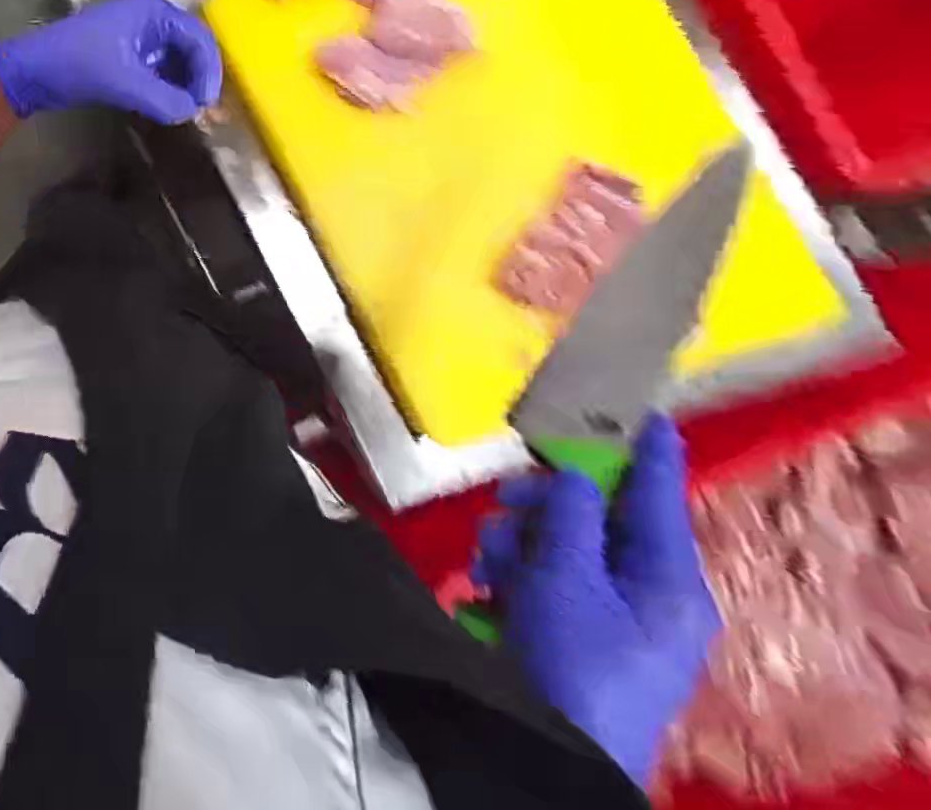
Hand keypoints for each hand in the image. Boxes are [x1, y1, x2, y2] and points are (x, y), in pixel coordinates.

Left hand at [0, 0, 221, 123]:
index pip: (199, 38)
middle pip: (190, 49)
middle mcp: (150, 20)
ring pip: (174, 62)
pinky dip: (164, 89)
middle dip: (197, 79)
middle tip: (200, 111)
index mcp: (154, 12)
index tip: (208, 103)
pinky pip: (156, 72)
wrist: (32, 72)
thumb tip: (189, 114)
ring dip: (181, 86)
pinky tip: (167, 108)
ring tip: (184, 112)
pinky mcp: (125, 59)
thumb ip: (161, 98)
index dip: (208, 71)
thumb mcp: (122, 81)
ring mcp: (137, 39)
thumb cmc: (76, 64)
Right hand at [474, 414, 720, 782]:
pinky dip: (511, 573)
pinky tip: (487, 590)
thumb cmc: (572, 656)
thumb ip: (569, 519)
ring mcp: (606, 609)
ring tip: (488, 569)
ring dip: (515, 544)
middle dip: (542, 506)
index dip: (651, 454)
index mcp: (665, 578)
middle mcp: (643, 588)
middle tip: (504, 498)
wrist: (554, 740)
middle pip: (592, 518)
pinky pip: (540, 575)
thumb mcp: (567, 580)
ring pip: (555, 544)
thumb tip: (572, 475)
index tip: (647, 413)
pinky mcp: (570, 623)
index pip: (659, 499)